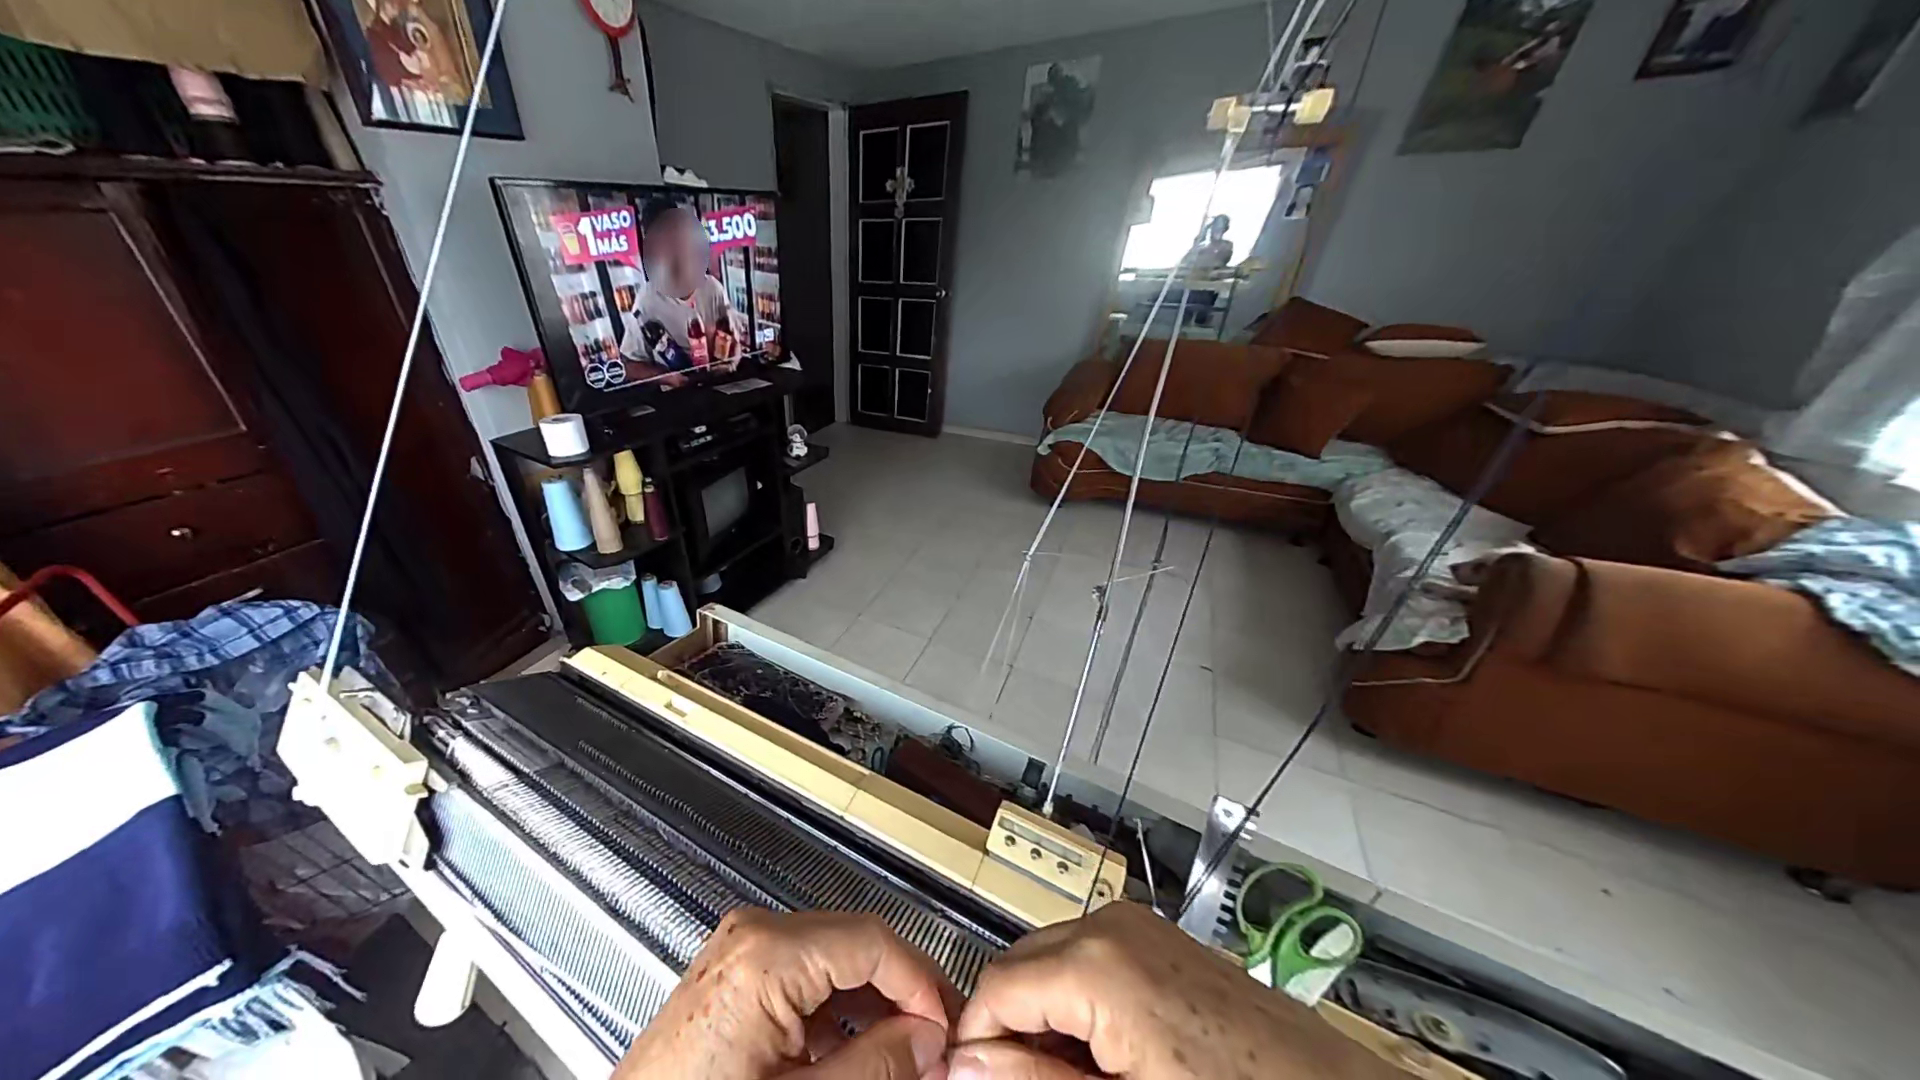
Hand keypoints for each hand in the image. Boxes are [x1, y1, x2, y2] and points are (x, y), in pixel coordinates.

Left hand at [614, 908, 958, 1079]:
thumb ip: (876, 1065)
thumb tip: (927, 1039)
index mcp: (768, 956)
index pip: (874, 942)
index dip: (922, 983)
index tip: (945, 1024)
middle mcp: (753, 935)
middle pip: (858, 941)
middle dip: (903, 990)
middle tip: (935, 1036)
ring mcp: (742, 947)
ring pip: (837, 955)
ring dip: (875, 1000)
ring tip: (904, 1048)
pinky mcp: (737, 968)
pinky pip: (807, 971)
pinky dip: (839, 1005)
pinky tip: (857, 1047)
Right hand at [949, 902, 1396, 1079]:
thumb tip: (967, 1066)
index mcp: (1096, 960)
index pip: (996, 985)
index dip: (977, 1039)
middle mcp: (1112, 924)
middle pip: (1021, 965)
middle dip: (1011, 1025)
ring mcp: (1138, 926)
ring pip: (1053, 962)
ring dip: (1046, 1017)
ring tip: (1076, 1076)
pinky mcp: (1159, 939)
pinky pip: (1091, 959)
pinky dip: (1080, 1003)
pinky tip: (1107, 1055)